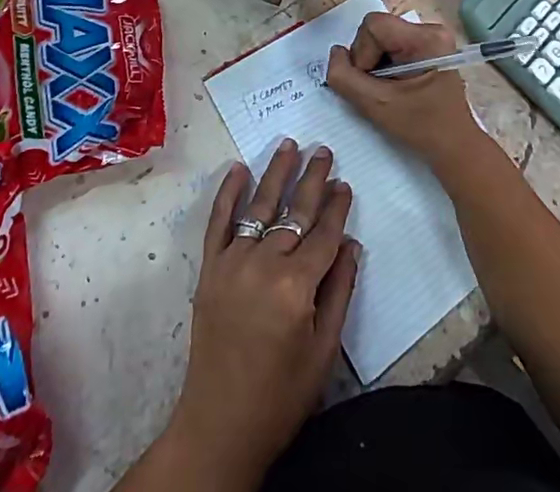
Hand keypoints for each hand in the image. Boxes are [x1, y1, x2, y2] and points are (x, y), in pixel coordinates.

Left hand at [160, 141, 358, 488]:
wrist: (223, 415)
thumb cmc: (284, 391)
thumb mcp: (325, 348)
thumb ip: (339, 291)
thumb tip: (351, 243)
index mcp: (296, 286)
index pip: (323, 234)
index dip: (336, 207)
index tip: (345, 181)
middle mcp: (262, 263)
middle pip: (292, 212)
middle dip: (310, 179)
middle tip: (322, 150)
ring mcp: (231, 261)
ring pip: (257, 208)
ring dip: (274, 174)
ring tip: (287, 145)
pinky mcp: (208, 266)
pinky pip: (218, 221)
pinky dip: (227, 193)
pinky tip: (238, 169)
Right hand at [324, 13, 484, 169]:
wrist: (453, 145)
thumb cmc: (421, 126)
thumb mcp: (374, 104)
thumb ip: (344, 76)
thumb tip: (335, 53)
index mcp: (427, 38)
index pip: (372, 26)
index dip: (362, 53)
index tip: (374, 82)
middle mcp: (430, 30)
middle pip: (374, 30)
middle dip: (366, 59)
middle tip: (380, 87)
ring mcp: (428, 37)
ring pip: (377, 38)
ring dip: (372, 63)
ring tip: (387, 87)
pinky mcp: (424, 47)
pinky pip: (387, 45)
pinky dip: (380, 64)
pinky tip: (392, 84)